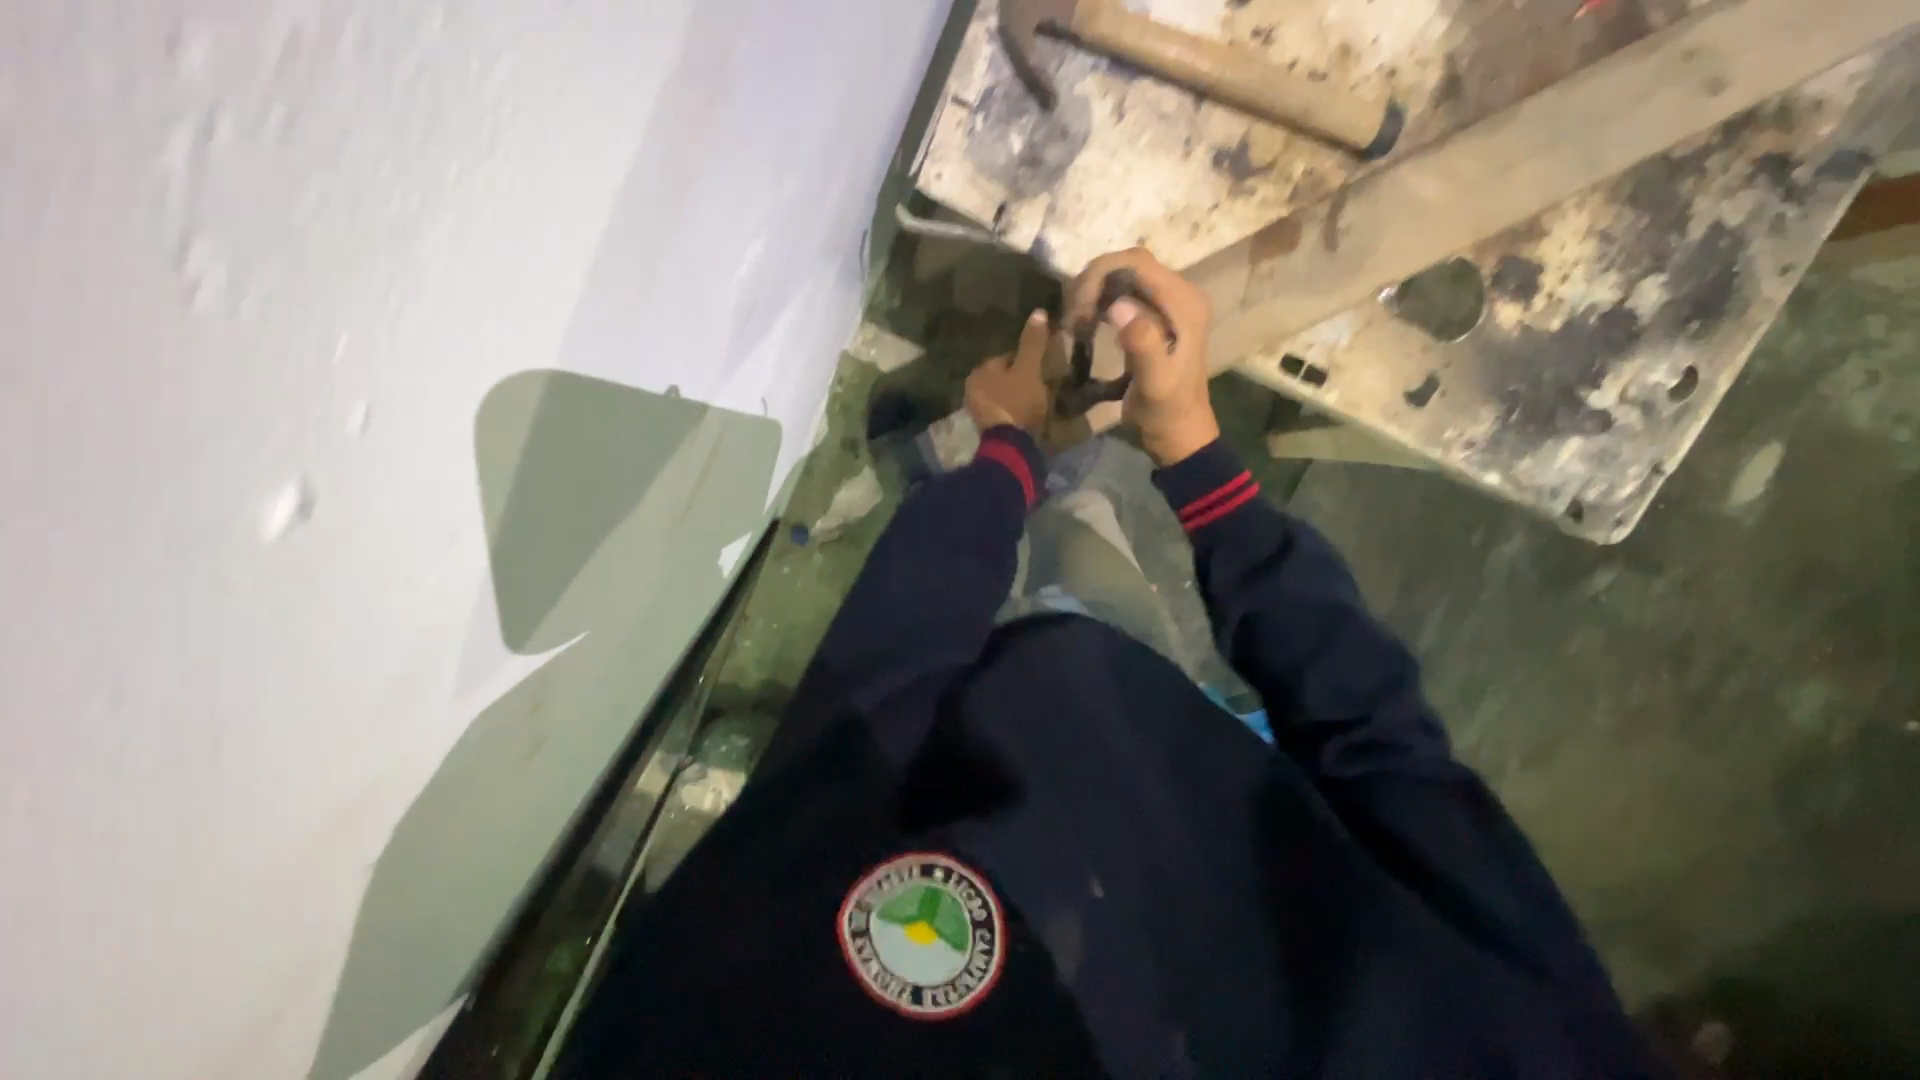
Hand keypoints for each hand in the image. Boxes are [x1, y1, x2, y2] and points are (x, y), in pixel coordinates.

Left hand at [965, 309, 1053, 434]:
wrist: (1012, 447)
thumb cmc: (1018, 402)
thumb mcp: (1029, 369)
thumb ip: (1032, 342)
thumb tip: (1038, 311)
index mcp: (979, 372)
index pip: (1005, 357)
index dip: (1026, 360)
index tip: (1042, 366)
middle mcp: (972, 389)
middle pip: (1004, 377)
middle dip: (1020, 378)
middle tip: (1042, 384)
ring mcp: (978, 411)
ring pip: (1004, 394)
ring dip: (1018, 395)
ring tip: (1038, 400)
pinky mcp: (988, 429)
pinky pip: (1005, 411)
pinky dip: (1015, 410)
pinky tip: (1029, 414)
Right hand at [1066, 247, 1219, 465]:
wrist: (1179, 431)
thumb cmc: (1166, 411)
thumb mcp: (1155, 383)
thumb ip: (1144, 344)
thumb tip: (1118, 307)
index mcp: (1185, 303)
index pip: (1137, 262)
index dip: (1100, 275)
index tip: (1078, 308)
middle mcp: (1181, 293)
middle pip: (1128, 263)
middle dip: (1093, 282)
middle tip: (1073, 317)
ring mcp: (1169, 303)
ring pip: (1122, 275)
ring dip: (1093, 291)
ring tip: (1077, 322)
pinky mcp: (1157, 314)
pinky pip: (1123, 292)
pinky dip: (1099, 301)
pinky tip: (1086, 324)